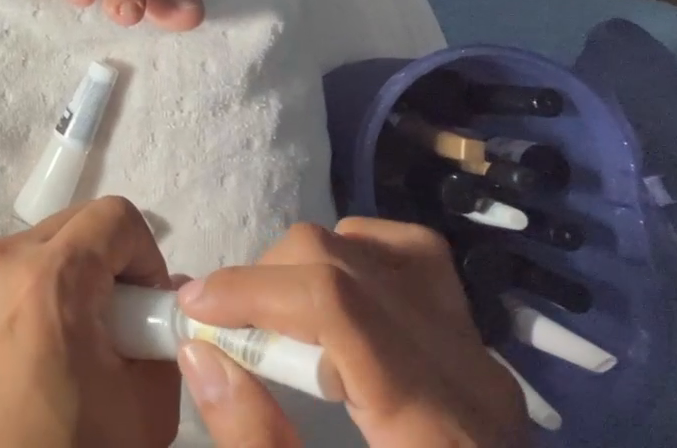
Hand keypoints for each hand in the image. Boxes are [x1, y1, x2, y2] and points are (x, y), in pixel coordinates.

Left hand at [0, 196, 182, 447]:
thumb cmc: (65, 445)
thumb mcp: (143, 407)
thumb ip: (167, 341)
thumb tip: (172, 294)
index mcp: (49, 276)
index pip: (116, 216)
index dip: (146, 256)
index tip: (149, 309)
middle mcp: (6, 255)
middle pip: (81, 221)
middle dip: (116, 262)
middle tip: (128, 325)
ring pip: (53, 238)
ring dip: (84, 272)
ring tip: (91, 338)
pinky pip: (26, 261)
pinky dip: (54, 283)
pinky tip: (59, 340)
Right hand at [174, 219, 528, 447]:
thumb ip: (254, 442)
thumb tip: (199, 350)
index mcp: (434, 434)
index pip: (337, 303)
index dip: (252, 289)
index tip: (194, 309)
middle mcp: (469, 380)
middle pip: (346, 263)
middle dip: (264, 279)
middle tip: (226, 329)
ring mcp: (482, 362)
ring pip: (379, 248)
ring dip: (304, 267)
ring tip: (278, 322)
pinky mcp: (478, 356)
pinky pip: (413, 261)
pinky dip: (353, 258)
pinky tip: (329, 304)